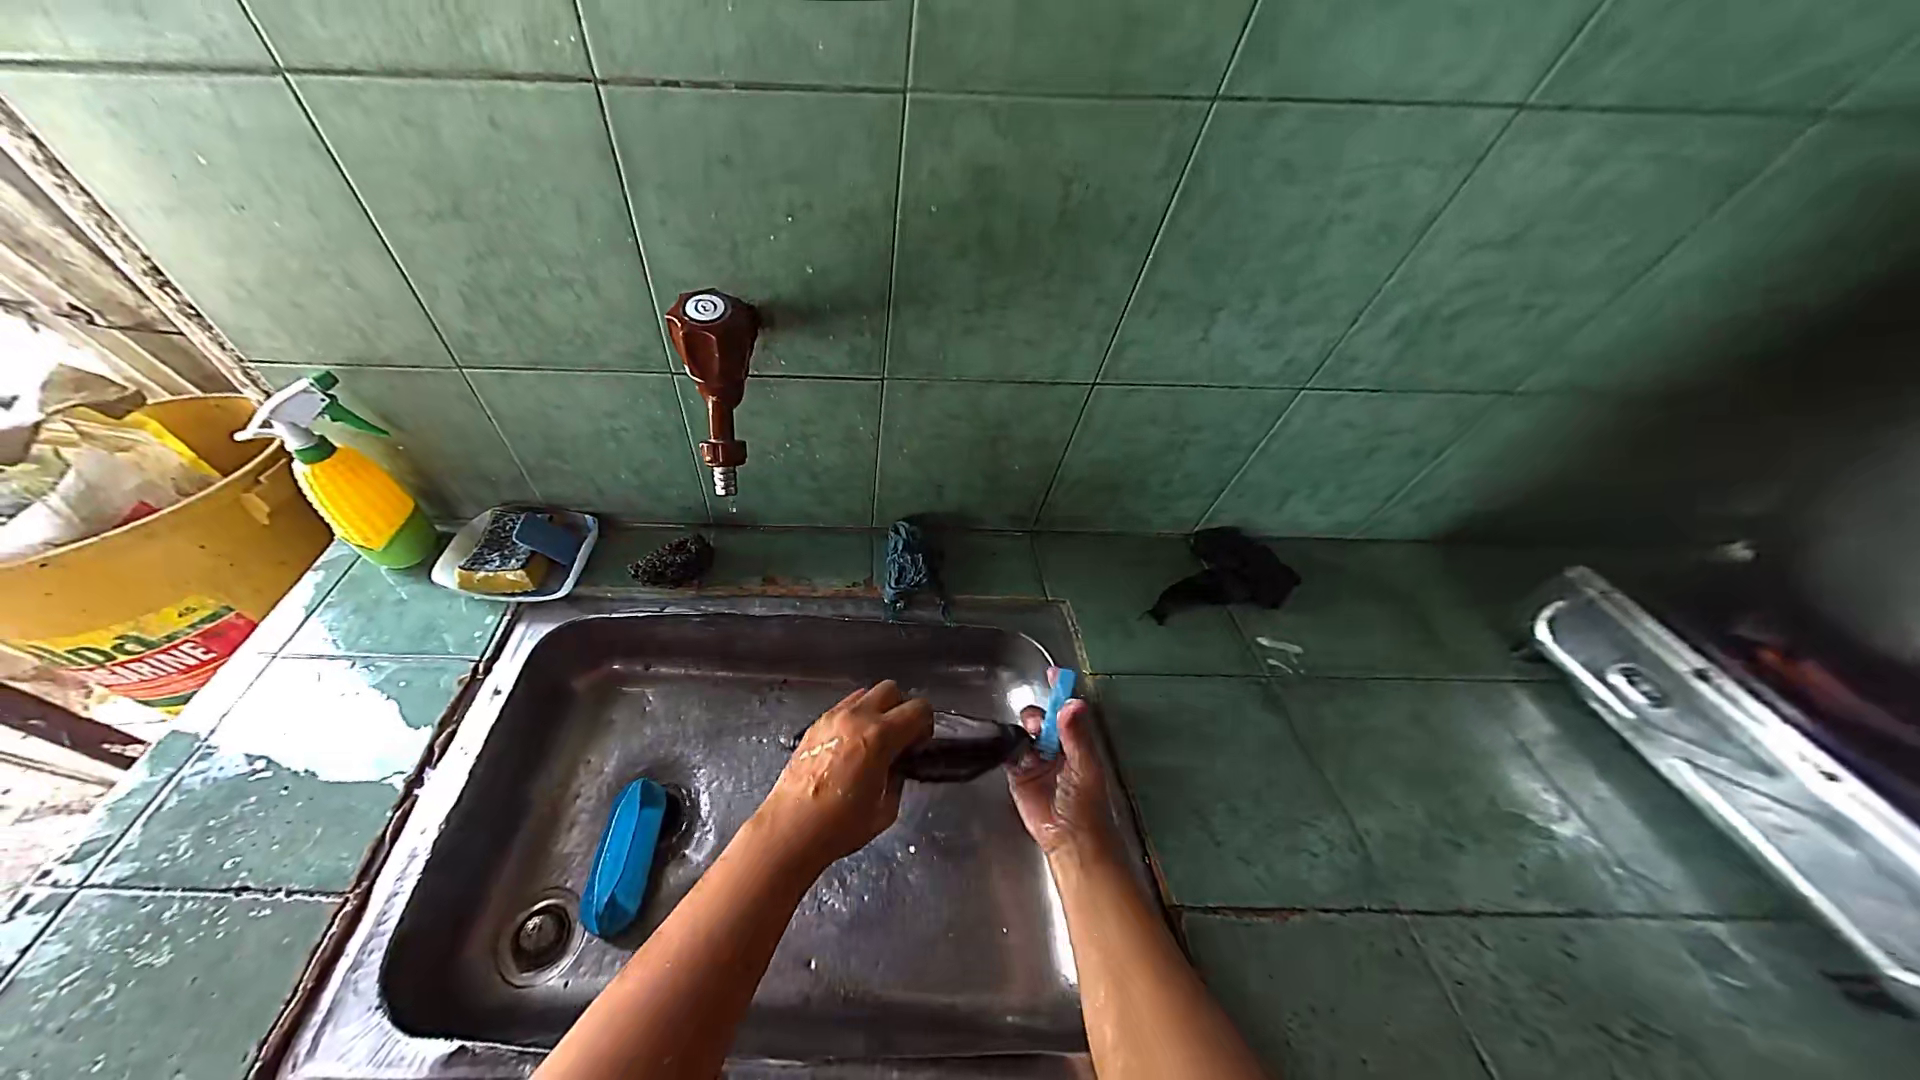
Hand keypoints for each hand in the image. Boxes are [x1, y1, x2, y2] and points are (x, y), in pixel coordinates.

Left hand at [753, 680, 932, 871]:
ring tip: (871, 741)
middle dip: (900, 710)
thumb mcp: (886, 809)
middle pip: (891, 689)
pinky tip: (849, 747)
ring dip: (875, 710)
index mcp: (880, 736)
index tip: (918, 744)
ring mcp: (832, 718)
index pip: (919, 708)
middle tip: (898, 738)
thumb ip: (898, 778)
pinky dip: (854, 718)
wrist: (790, 830)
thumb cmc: (840, 825)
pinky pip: (843, 708)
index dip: (925, 725)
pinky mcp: (814, 725)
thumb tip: (897, 767)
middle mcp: (856, 717)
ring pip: (865, 694)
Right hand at [1008, 672, 1116, 859]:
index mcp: (1076, 741)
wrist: (1071, 840)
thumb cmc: (1087, 805)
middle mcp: (1056, 747)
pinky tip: (1013, 749)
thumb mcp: (1085, 767)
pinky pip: (1010, 753)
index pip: (1066, 710)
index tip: (1053, 673)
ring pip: (1024, 733)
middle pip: (1042, 718)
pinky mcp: (1019, 774)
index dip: (1059, 690)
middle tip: (1036, 722)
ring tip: (1028, 737)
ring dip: (1024, 730)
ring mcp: (1036, 760)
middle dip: (1037, 714)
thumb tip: (1072, 704)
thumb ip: (1077, 736)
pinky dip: (1008, 747)